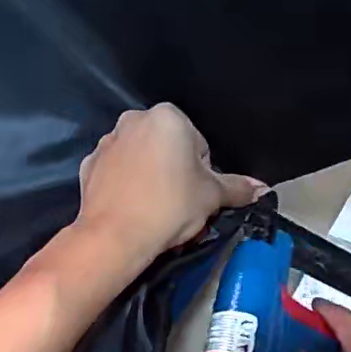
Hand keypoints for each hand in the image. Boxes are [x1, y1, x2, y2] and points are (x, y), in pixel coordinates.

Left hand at [75, 104, 264, 262]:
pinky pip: (115, 172)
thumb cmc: (169, 206)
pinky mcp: (88, 164)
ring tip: (154, 207)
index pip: (197, 143)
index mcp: (166, 117)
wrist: (114, 235)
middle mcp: (132, 120)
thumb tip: (262, 188)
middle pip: (166, 147)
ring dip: (148, 176)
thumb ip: (236, 187)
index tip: (196, 194)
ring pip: (139, 158)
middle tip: (178, 202)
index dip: (202, 172)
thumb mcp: (211, 196)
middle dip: (174, 170)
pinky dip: (123, 184)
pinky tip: (130, 206)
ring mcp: (106, 141)